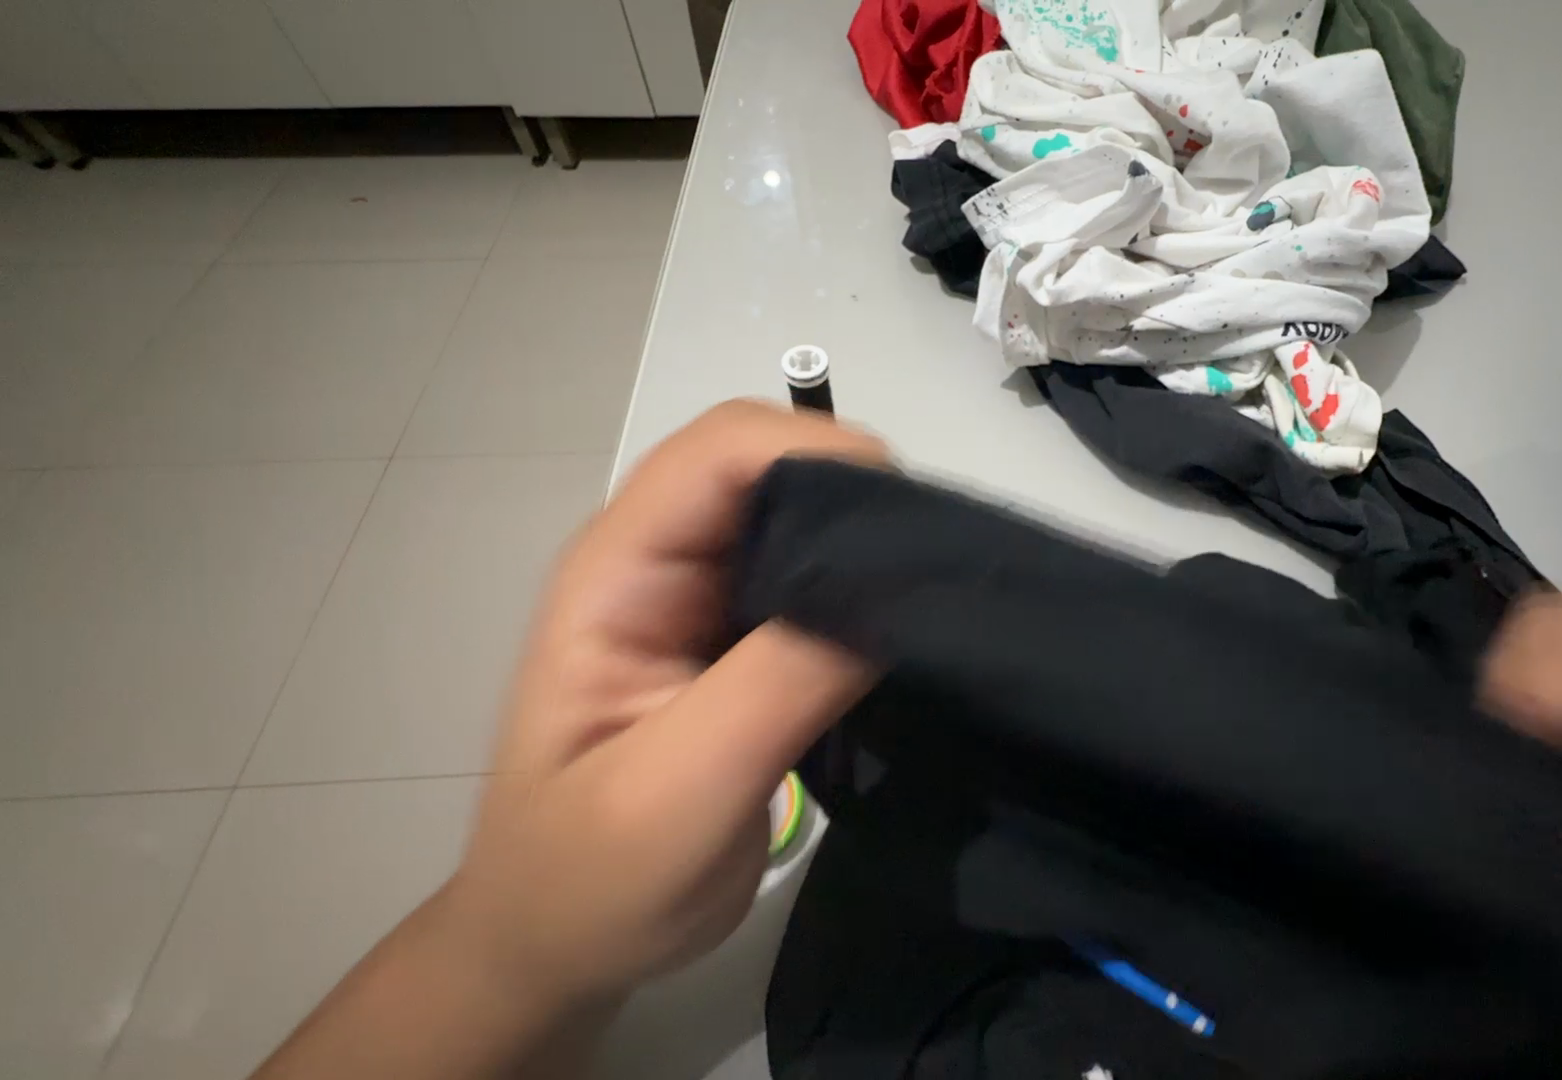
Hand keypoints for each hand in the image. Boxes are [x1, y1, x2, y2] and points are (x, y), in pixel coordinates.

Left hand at [435, 400, 885, 1008]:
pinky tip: (897, 621)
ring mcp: (699, 594)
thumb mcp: (678, 793)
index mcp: (616, 574)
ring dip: (861, 535)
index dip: (814, 454)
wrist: (562, 939)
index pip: (717, 455)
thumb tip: (895, 593)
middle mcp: (658, 560)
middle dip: (850, 489)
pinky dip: (860, 580)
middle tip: (929, 561)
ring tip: (924, 591)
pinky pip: (810, 573)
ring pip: (794, 513)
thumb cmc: (591, 880)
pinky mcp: (739, 632)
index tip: (905, 519)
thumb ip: (779, 685)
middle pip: (761, 464)